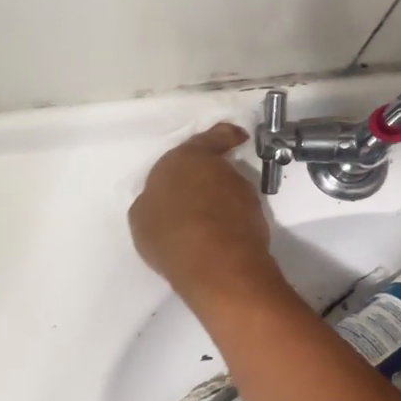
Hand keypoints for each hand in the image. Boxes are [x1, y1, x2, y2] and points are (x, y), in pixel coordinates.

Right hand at [129, 124, 280, 304]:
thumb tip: (162, 201)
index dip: (220, 137)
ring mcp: (242, 193)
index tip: (233, 137)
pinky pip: (239, 215)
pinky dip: (230, 223)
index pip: (207, 139)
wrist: (215, 263)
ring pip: (229, 192)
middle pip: (216, 169)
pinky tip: (216, 241)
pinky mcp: (258, 217)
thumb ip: (154, 200)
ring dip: (219, 203)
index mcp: (183, 159)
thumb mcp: (142, 217)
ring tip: (203, 227)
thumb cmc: (168, 233)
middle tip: (195, 200)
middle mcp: (217, 169)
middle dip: (209, 180)